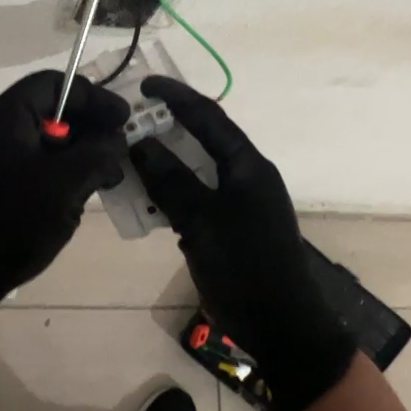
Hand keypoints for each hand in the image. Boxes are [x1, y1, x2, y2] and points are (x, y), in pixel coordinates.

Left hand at [0, 70, 129, 372]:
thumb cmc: (12, 221)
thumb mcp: (66, 185)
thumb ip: (98, 153)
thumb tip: (114, 138)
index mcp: (3, 114)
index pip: (54, 83)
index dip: (94, 98)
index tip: (122, 120)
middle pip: (42, 111)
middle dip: (83, 128)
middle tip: (112, 151)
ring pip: (30, 140)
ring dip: (66, 153)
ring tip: (95, 178)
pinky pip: (15, 162)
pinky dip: (45, 170)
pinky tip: (64, 195)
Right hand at [129, 76, 354, 410]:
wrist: (281, 324)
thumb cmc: (245, 267)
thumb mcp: (202, 222)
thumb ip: (171, 180)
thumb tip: (139, 143)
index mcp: (248, 166)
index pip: (209, 117)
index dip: (176, 98)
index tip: (144, 86)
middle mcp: (246, 176)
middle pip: (203, 139)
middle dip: (167, 127)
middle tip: (130, 121)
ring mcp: (239, 202)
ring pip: (196, 169)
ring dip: (165, 161)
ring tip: (130, 156)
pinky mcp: (230, 227)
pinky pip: (196, 196)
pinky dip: (171, 192)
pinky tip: (146, 199)